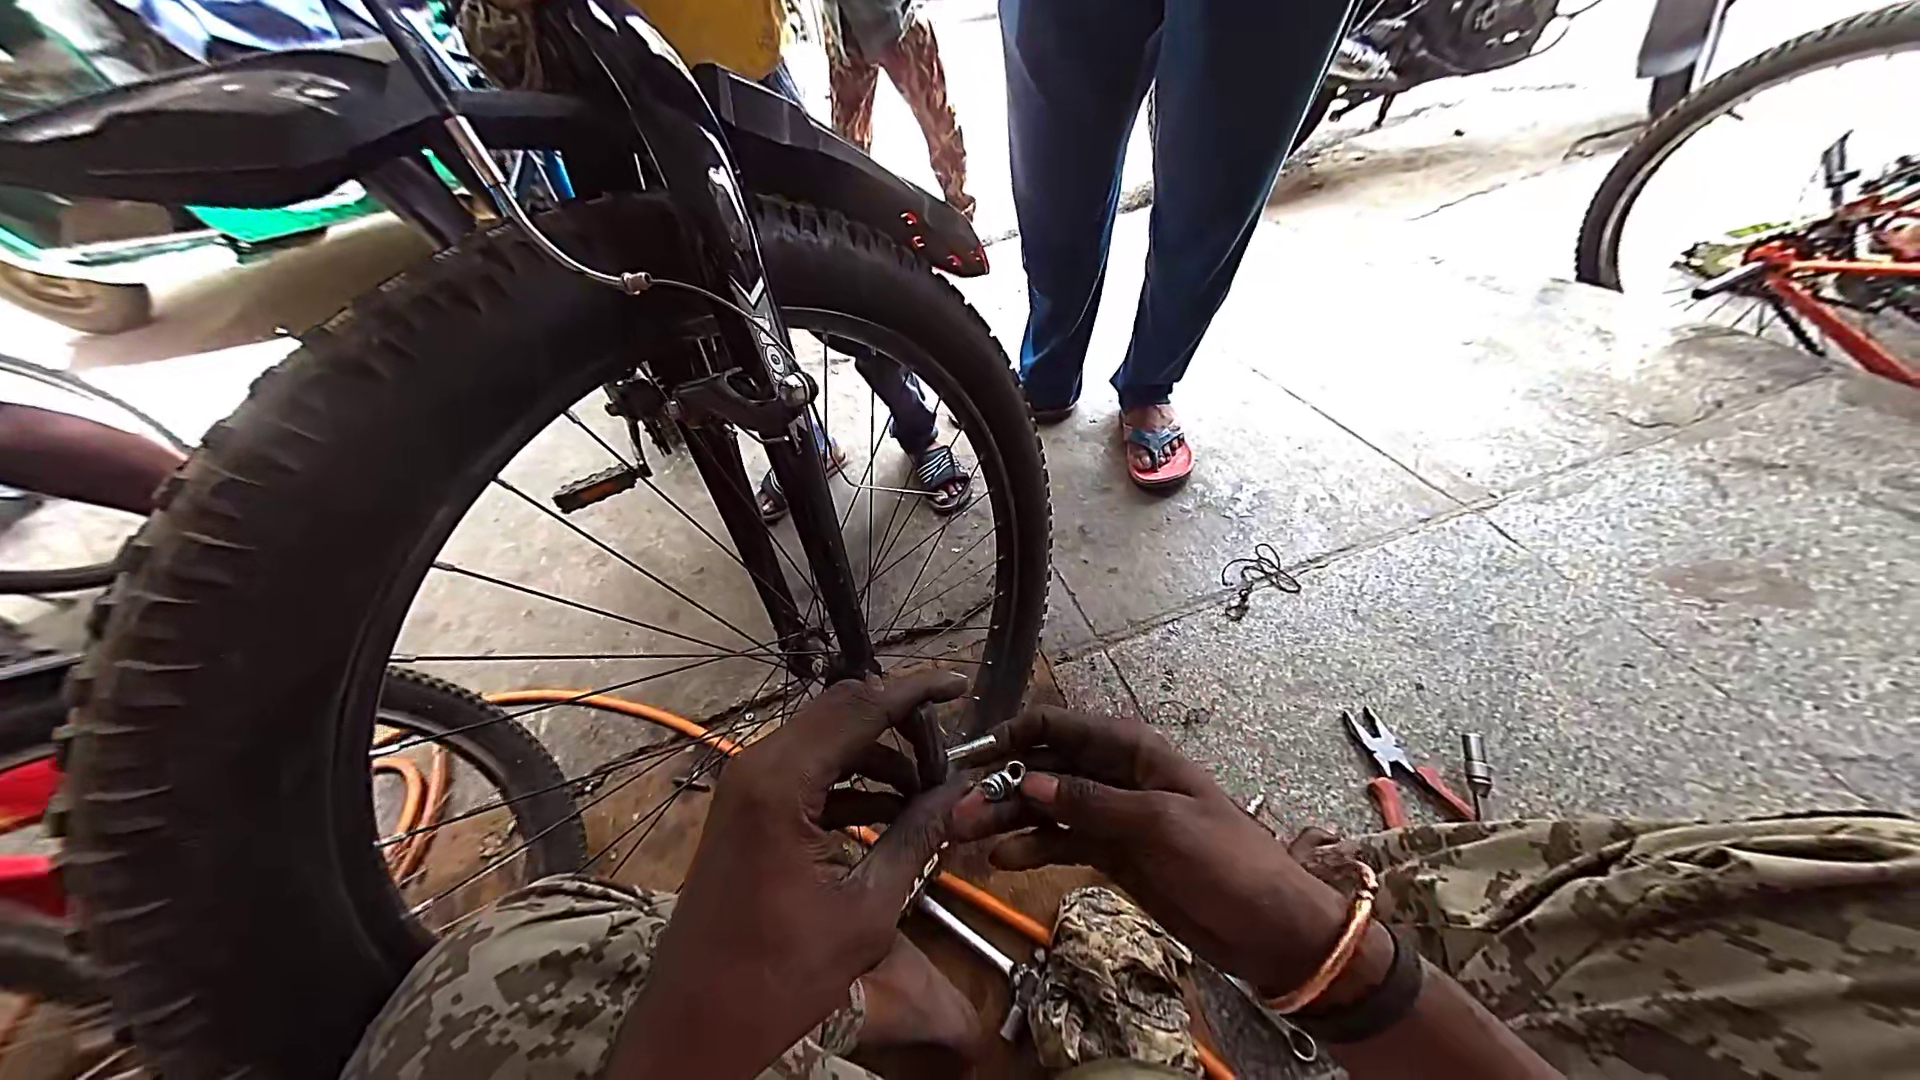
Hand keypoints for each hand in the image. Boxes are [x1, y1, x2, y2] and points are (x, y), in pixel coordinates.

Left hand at [611, 670, 971, 1079]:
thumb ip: (916, 837)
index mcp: (782, 782)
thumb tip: (962, 791)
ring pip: (828, 738)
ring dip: (879, 753)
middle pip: (842, 710)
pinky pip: (811, 771)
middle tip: (945, 749)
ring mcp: (749, 783)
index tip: (958, 685)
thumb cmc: (775, 981)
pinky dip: (853, 780)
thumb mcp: (864, 911)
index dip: (916, 690)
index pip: (861, 706)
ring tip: (926, 787)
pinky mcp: (750, 805)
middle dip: (900, 720)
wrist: (690, 1035)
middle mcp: (759, 765)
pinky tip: (891, 808)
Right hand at [952, 706, 1389, 1002]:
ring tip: (967, 836)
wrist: (1271, 929)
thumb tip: (1029, 781)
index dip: (1014, 736)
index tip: (974, 757)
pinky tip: (1003, 859)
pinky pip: (1061, 841)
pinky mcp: (1108, 850)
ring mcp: (1108, 813)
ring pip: (1046, 807)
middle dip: (1002, 787)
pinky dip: (1033, 847)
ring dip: (1008, 818)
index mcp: (1129, 748)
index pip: (1058, 727)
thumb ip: (1092, 801)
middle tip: (959, 812)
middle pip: (1044, 770)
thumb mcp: (1159, 823)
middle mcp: (1112, 773)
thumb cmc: (1226, 859)